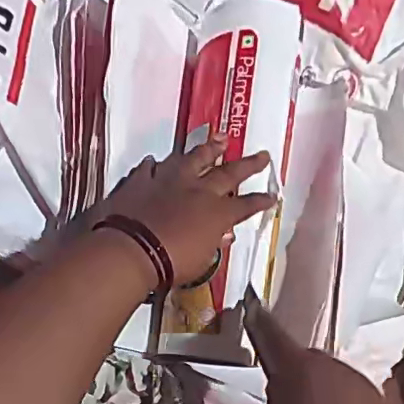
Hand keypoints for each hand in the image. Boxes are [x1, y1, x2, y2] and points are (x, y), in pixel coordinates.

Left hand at [104, 139, 274, 284]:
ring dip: (208, 149)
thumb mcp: (200, 261)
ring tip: (219, 139)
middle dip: (247, 165)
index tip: (271, 197)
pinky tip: (154, 161)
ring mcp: (168, 181)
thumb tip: (223, 234)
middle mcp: (197, 190)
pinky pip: (149, 169)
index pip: (245, 205)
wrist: (132, 250)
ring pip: (193, 158)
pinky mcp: (141, 181)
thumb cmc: (171, 264)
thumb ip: (212, 243)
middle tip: (261, 155)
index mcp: (216, 213)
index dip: (259, 202)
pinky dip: (154, 166)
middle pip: (227, 173)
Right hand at [245, 296, 403, 403]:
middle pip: (296, 355)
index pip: (271, 333)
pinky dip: (331, 390)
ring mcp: (348, 368)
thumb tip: (276, 380)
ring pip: (319, 367)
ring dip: (312, 380)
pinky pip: (338, 379)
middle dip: (288, 367)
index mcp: (297, 366)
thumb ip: (276, 399)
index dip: (257, 320)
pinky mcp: (368, 381)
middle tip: (282, 391)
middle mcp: (323, 358)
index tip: (249, 305)